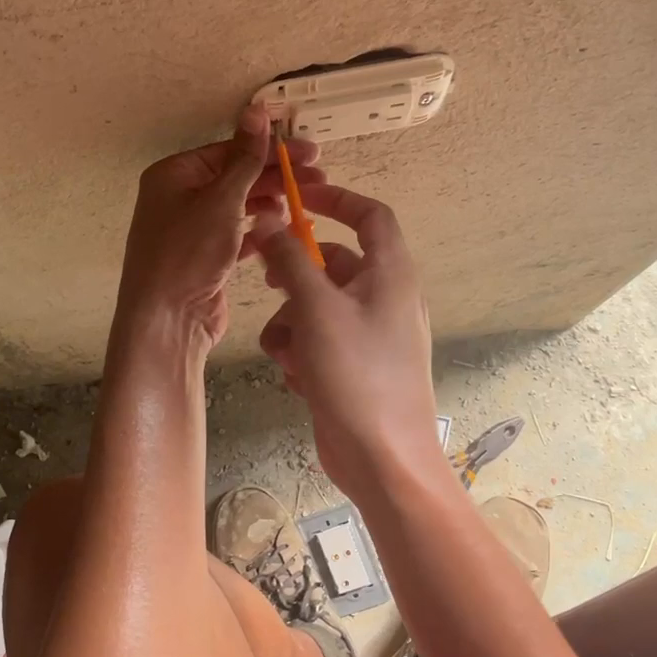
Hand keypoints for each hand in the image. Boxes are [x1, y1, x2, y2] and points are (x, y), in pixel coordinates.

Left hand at [116, 104, 320, 347]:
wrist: (166, 319)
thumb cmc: (187, 253)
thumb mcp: (221, 199)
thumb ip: (245, 157)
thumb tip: (257, 110)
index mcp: (174, 174)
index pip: (230, 152)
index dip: (271, 151)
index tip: (311, 153)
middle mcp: (178, 198)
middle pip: (236, 177)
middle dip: (276, 178)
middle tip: (319, 180)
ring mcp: (191, 229)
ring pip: (238, 207)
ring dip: (271, 204)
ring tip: (305, 206)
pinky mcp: (204, 257)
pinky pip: (236, 235)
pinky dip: (259, 231)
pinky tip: (284, 230)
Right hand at [256, 185, 441, 496]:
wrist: (382, 458)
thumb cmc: (356, 374)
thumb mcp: (316, 309)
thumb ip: (290, 260)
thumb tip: (269, 221)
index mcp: (390, 275)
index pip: (371, 215)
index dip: (336, 199)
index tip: (298, 198)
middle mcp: (384, 299)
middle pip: (334, 264)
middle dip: (296, 276)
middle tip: (266, 281)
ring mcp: (370, 337)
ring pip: (318, 307)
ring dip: (292, 325)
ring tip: (285, 353)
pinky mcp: (353, 369)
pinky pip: (319, 343)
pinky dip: (302, 354)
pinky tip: (298, 379)